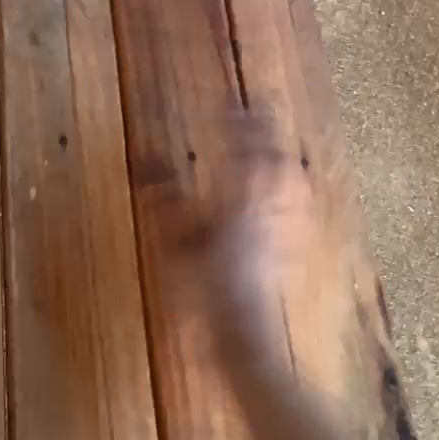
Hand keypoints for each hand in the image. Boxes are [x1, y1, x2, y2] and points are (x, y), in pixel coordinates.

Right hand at [149, 112, 315, 367]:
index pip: (248, 147)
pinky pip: (293, 207)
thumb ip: (163, 194)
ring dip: (281, 159)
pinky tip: (275, 196)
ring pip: (293, 184)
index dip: (239, 121)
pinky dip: (285, 189)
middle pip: (281, 161)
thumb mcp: (174, 236)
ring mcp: (285, 231)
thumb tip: (145, 156)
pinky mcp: (288, 252)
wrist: (245, 338)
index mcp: (244, 197)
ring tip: (269, 147)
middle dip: (269, 135)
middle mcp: (272, 208)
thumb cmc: (206, 287)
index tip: (228, 101)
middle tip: (255, 114)